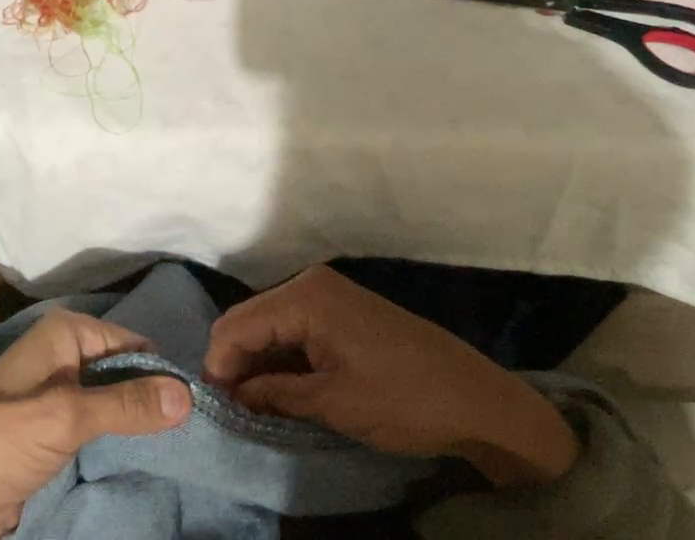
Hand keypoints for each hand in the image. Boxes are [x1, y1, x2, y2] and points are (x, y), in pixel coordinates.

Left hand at [0, 310, 192, 538]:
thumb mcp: (64, 417)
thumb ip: (125, 404)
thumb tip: (188, 394)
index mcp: (63, 334)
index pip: (131, 343)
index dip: (164, 372)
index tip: (201, 405)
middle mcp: (63, 356)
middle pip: (125, 372)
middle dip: (154, 398)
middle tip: (199, 431)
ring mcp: (58, 396)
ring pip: (114, 402)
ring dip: (140, 423)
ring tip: (185, 447)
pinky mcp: (54, 433)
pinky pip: (99, 428)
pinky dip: (120, 440)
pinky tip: (149, 457)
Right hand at [204, 265, 577, 487]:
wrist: (481, 402)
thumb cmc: (405, 400)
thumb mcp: (332, 403)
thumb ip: (274, 394)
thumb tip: (233, 395)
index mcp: (305, 296)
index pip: (237, 324)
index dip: (218, 363)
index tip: (213, 405)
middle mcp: (311, 285)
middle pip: (251, 320)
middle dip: (235, 362)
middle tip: (229, 409)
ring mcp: (329, 296)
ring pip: (272, 327)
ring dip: (258, 363)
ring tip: (250, 405)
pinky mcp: (344, 313)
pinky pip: (296, 331)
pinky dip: (283, 359)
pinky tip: (279, 390)